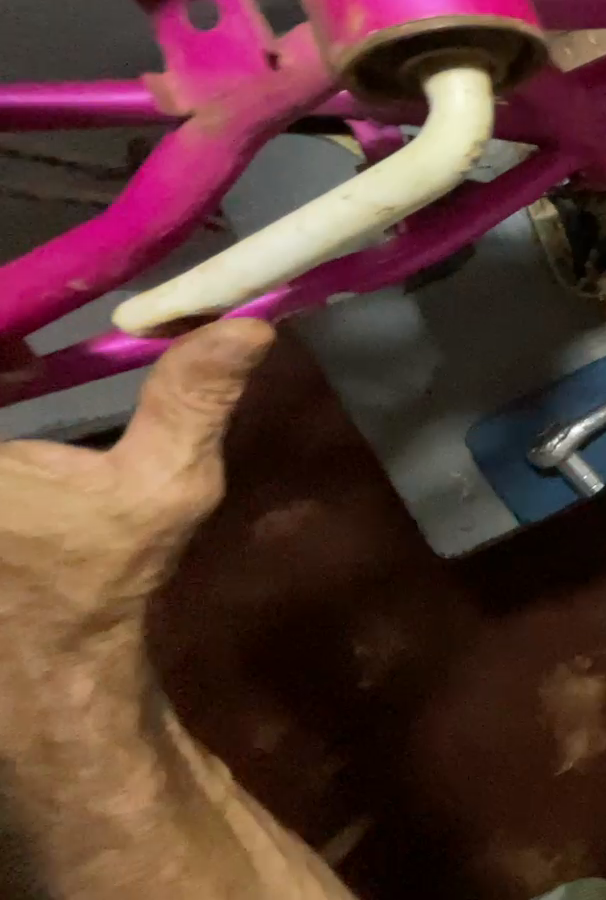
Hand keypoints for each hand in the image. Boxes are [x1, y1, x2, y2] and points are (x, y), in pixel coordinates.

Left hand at [0, 320, 272, 639]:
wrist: (57, 637)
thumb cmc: (109, 559)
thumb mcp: (167, 476)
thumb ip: (192, 398)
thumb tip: (246, 324)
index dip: (11, 314)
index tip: (45, 303)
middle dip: (14, 335)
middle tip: (44, 324)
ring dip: (13, 371)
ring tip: (34, 351)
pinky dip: (7, 387)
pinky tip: (18, 382)